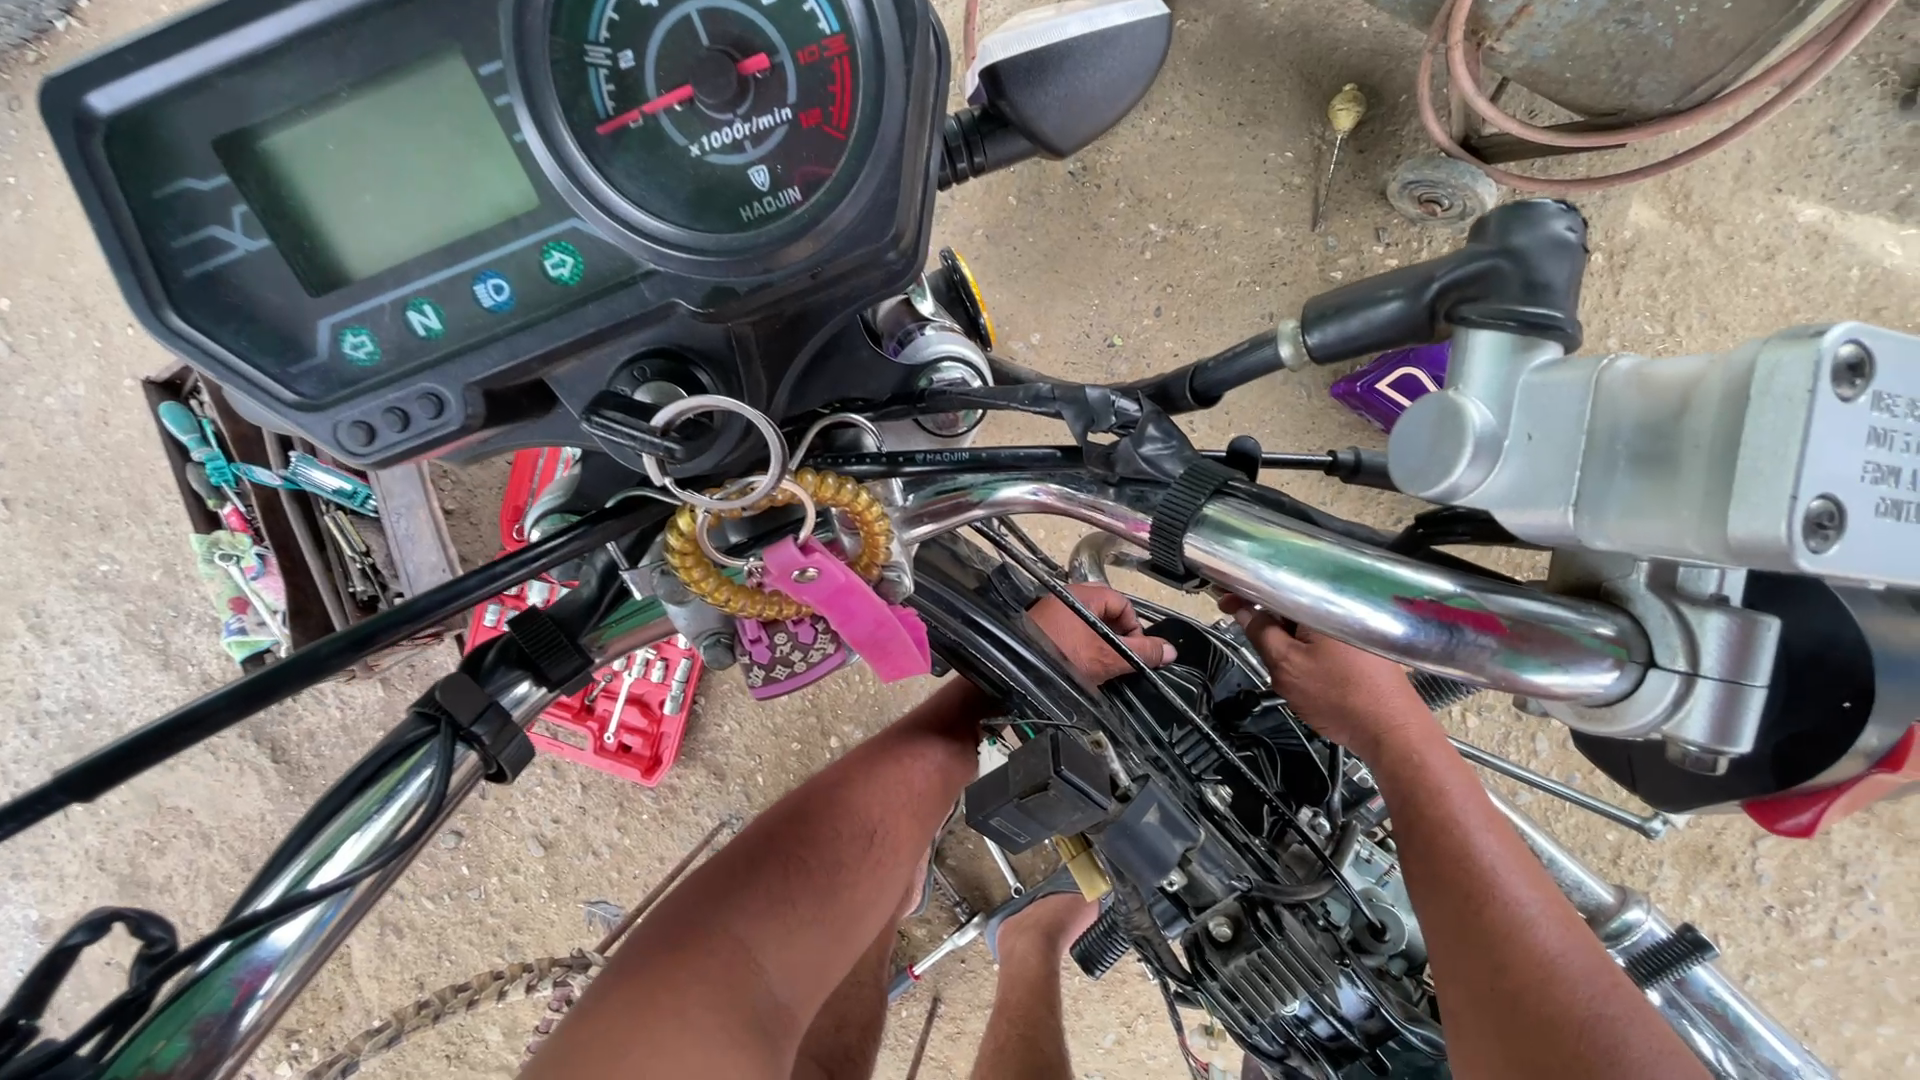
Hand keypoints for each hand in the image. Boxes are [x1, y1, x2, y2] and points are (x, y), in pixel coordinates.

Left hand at [1028, 584, 1175, 683]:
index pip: (1122, 603)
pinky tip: (1078, 666)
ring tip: (1100, 665)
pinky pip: (1067, 632)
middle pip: (1104, 612)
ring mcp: (1049, 612)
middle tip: (1120, 658)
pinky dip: (1078, 647)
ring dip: (1098, 643)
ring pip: (1086, 625)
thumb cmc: (1063, 657)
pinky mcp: (1037, 629)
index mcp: (1084, 595)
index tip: (1137, 650)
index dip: (1135, 627)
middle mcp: (1065, 598)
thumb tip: (1170, 650)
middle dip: (1117, 636)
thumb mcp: (1108, 656)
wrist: (1015, 672)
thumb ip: (1141, 652)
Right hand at [1219, 594, 1434, 760]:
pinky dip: (1304, 641)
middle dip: (1263, 612)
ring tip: (1272, 656)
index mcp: (1322, 604)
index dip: (1244, 589)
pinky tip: (1297, 662)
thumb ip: (1260, 633)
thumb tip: (1243, 611)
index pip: (1274, 583)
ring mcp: (1354, 624)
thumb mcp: (1286, 665)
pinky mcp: (1361, 642)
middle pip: (1289, 598)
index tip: (1223, 598)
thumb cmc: (1341, 697)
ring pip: (1304, 617)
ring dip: (1283, 630)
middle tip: (1240, 624)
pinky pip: (1322, 631)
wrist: (1393, 731)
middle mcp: (1341, 606)